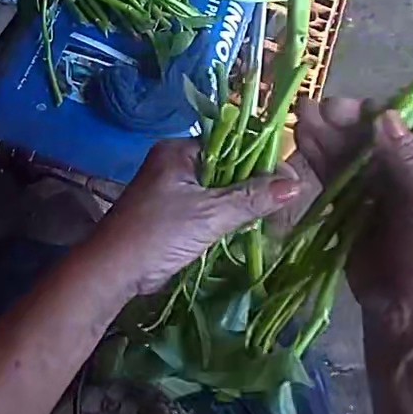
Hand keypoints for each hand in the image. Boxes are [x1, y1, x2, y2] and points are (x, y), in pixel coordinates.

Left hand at [82, 139, 304, 298]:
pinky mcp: (174, 211)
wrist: (115, 268)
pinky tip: (252, 228)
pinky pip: (210, 206)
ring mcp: (172, 187)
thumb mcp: (210, 214)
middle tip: (289, 205)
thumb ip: (253, 198)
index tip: (293, 184)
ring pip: (220, 188)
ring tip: (276, 219)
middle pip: (228, 166)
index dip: (263, 162)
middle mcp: (174, 163)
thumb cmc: (158, 233)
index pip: (232, 145)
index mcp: (177, 151)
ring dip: (245, 203)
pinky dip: (229, 215)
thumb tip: (297, 184)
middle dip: (257, 185)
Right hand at [293, 98, 412, 337]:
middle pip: (376, 138)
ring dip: (325, 134)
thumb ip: (411, 159)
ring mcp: (379, 194)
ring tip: (298, 114)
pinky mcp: (349, 211)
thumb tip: (384, 116)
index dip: (384, 114)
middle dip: (345, 122)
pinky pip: (332, 178)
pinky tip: (300, 140)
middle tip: (314, 108)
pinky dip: (316, 159)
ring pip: (350, 155)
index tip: (352, 109)